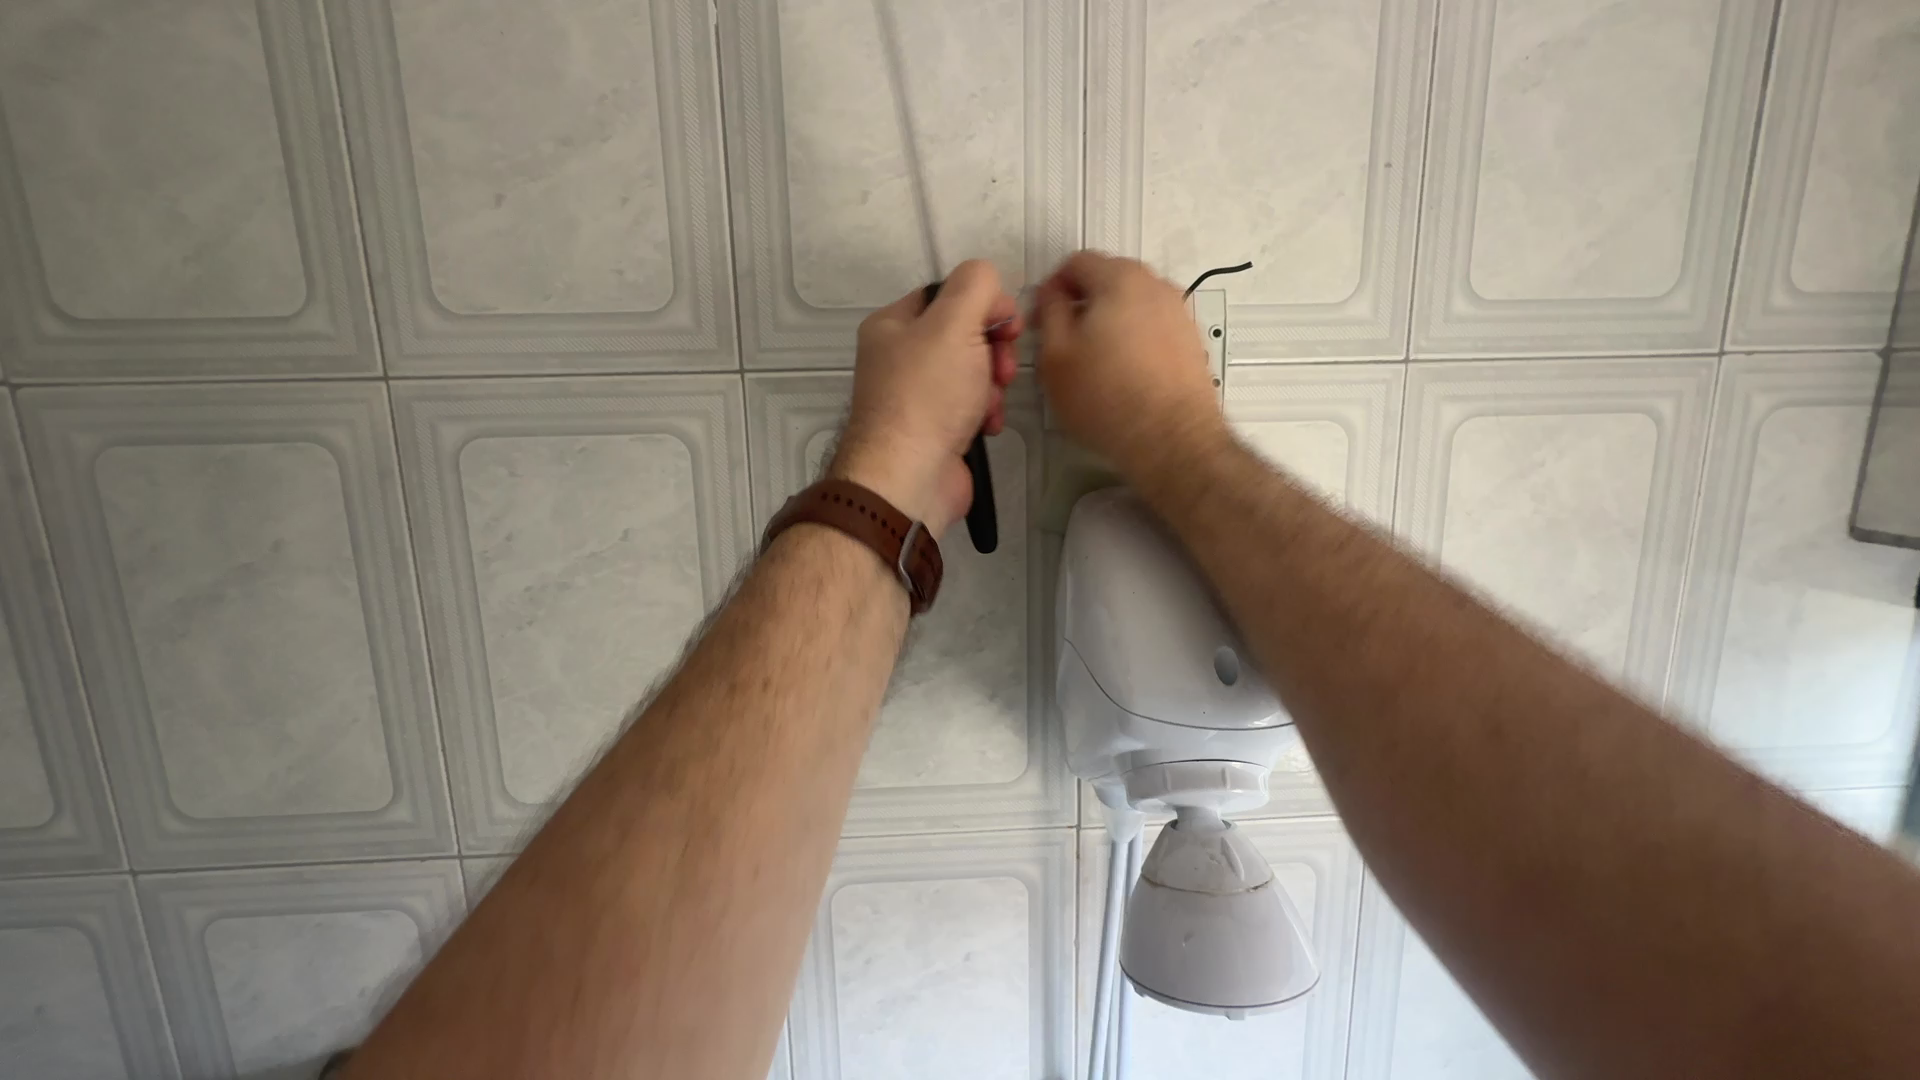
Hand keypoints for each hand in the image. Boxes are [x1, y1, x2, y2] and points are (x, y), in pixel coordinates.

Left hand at [831, 259, 1020, 534]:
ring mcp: (917, 398)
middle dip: (992, 349)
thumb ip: (977, 286)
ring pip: (972, 372)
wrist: (910, 479)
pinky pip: (971, 408)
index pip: (947, 294)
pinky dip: (985, 414)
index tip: (1007, 325)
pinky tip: (986, 426)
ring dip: (991, 385)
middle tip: (999, 368)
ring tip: (987, 404)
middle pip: (964, 334)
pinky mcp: (935, 431)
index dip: (984, 303)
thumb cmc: (927, 396)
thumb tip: (991, 288)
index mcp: (893, 325)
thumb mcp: (954, 322)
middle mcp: (900, 358)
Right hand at [1031, 251, 1223, 473]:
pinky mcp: (1192, 342)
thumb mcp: (1055, 355)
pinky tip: (1124, 376)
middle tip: (1065, 343)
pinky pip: (1154, 329)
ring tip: (1096, 363)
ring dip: (1110, 323)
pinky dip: (1135, 342)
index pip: (1076, 262)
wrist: (1171, 439)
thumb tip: (1052, 295)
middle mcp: (1156, 285)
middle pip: (1108, 280)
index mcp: (1119, 278)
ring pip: (1133, 305)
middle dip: (1083, 304)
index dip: (1052, 289)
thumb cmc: (1105, 397)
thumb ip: (1049, 312)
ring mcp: (1179, 313)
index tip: (1043, 321)